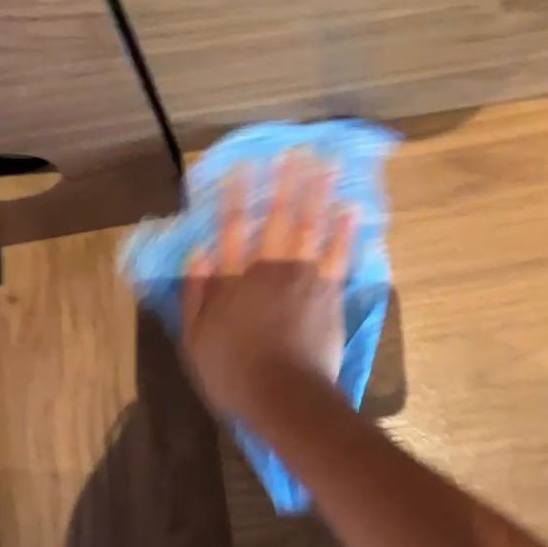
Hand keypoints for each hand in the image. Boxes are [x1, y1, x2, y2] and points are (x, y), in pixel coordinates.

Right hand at [180, 154, 357, 420]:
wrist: (283, 395)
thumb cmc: (233, 372)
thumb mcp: (195, 338)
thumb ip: (195, 293)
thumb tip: (198, 252)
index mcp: (234, 278)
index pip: (233, 228)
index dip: (237, 196)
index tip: (243, 167)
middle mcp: (268, 267)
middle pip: (278, 217)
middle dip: (286, 182)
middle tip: (295, 151)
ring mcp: (302, 276)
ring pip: (311, 225)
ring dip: (319, 192)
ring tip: (327, 164)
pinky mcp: (329, 291)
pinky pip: (339, 253)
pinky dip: (346, 230)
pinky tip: (352, 207)